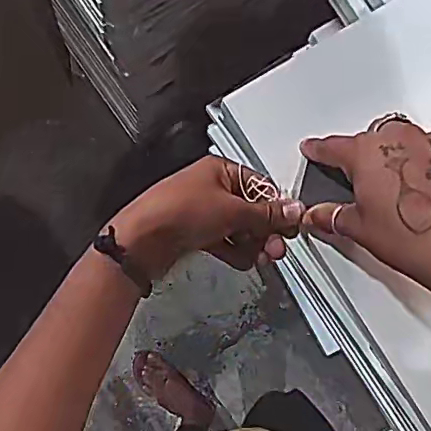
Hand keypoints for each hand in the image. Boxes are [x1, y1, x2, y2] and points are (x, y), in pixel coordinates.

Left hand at [109, 156, 304, 280]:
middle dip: (265, 231)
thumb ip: (266, 214)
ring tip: (259, 256)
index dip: (278, 208)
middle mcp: (211, 189)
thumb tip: (291, 210)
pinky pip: (225, 242)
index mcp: (220, 170)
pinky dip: (234, 251)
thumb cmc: (172, 212)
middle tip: (275, 247)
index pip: (262, 187)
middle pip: (252, 210)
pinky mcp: (195, 234)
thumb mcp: (231, 210)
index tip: (291, 226)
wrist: (139, 241)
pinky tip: (241, 259)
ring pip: (239, 229)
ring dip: (252, 244)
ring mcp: (203, 213)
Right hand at [300, 120, 430, 327]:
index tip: (315, 149)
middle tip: (373, 195)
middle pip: (376, 140)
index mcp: (367, 152)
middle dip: (372, 161)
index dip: (320, 150)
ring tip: (412, 201)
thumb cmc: (420, 237)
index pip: (333, 146)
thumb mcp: (362, 231)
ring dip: (409, 164)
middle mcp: (402, 138)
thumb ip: (335, 216)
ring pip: (414, 145)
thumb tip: (322, 215)